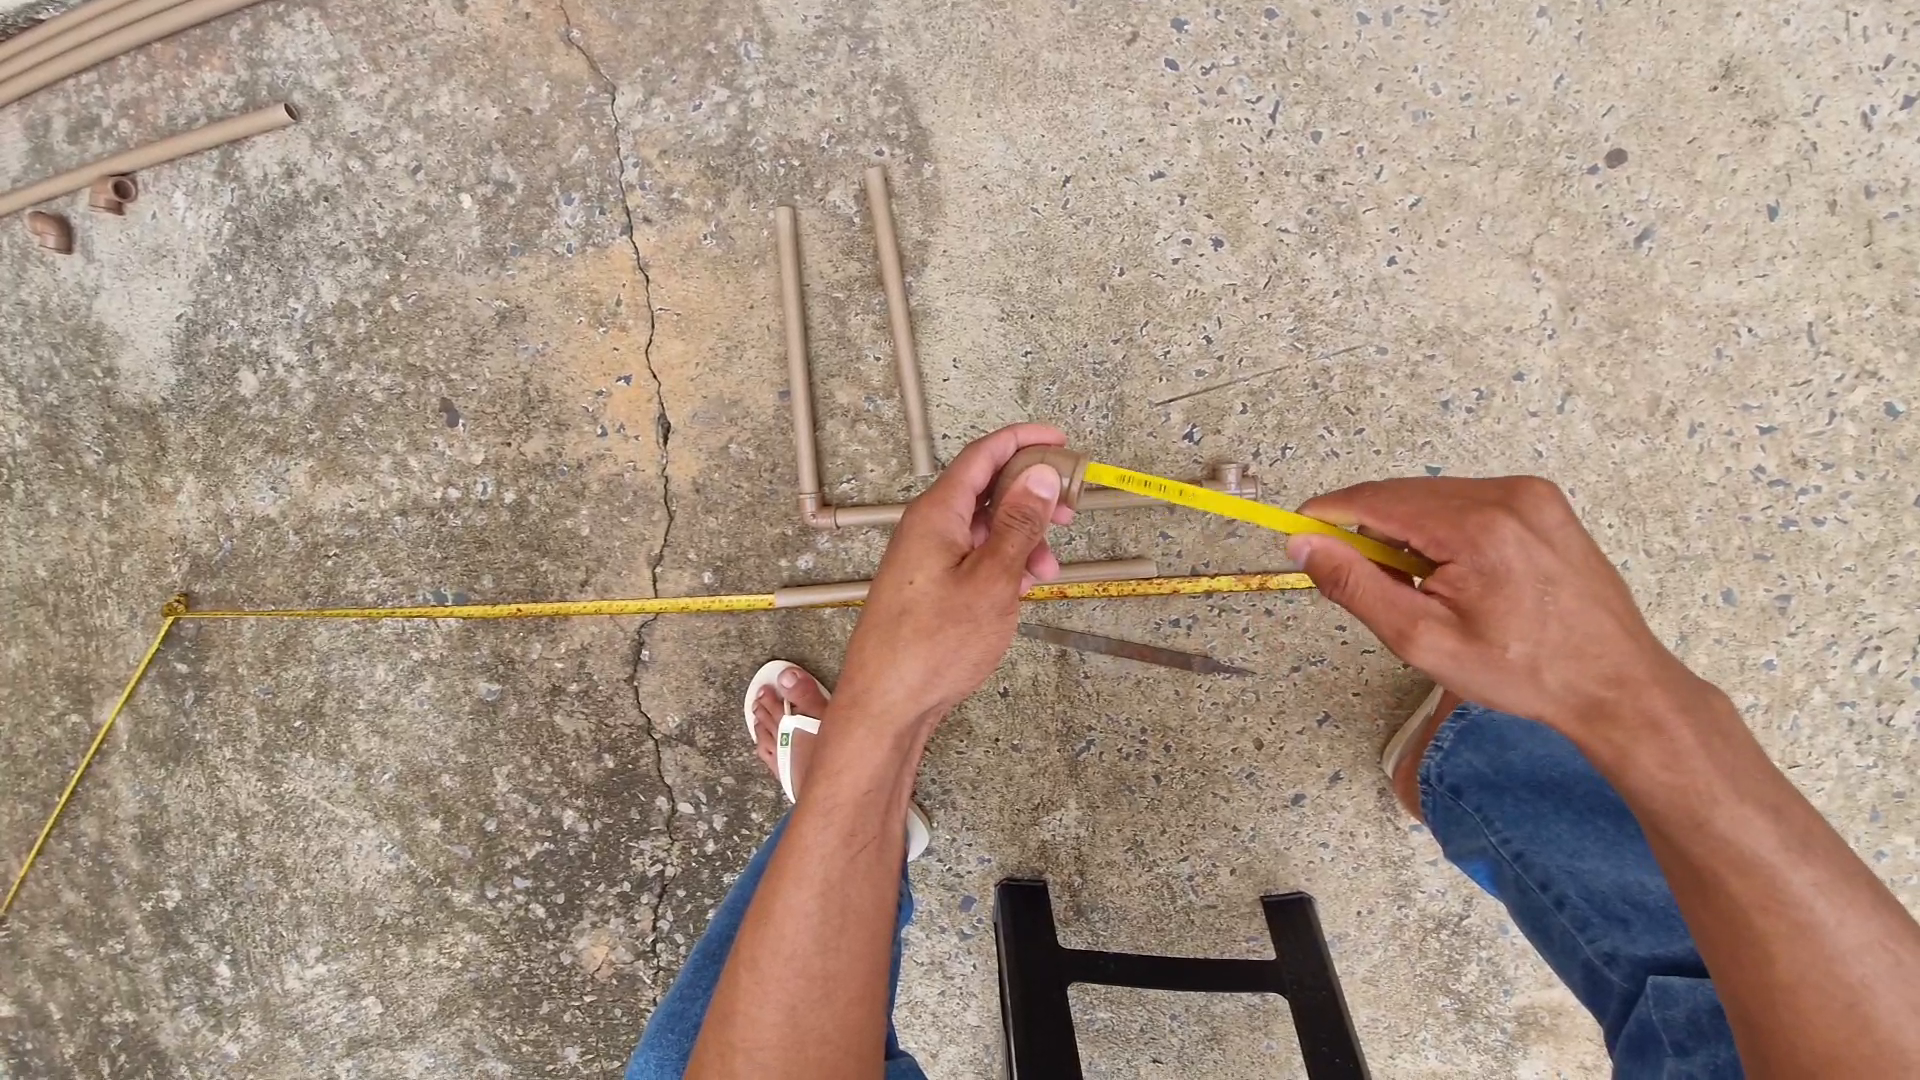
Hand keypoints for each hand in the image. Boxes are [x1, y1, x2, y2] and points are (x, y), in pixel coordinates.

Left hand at [832, 424, 1073, 725]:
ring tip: (1048, 567)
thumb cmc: (932, 646)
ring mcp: (927, 557)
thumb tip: (1040, 475)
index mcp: (937, 513)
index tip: (1059, 439)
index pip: (983, 455)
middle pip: (986, 489)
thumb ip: (1018, 525)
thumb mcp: (991, 580)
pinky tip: (1023, 586)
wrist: (887, 703)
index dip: (1023, 441)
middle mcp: (928, 527)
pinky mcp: (930, 585)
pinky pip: (973, 557)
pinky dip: (1003, 563)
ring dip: (1021, 537)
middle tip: (1069, 510)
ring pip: (984, 528)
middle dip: (1031, 495)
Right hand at [1286, 476, 1709, 747]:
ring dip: (1401, 531)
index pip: (1373, 500)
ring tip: (1414, 585)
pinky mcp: (1541, 503)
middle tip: (1362, 581)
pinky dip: (1435, 529)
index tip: (1295, 534)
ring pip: (1429, 498)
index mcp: (1475, 526)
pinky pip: (1461, 502)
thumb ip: (1354, 584)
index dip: (1326, 514)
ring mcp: (1529, 494)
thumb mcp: (1419, 639)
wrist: (1618, 684)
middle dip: (1365, 530)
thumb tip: (1302, 543)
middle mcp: (1505, 494)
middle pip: (1400, 495)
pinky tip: (1446, 571)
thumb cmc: (1518, 671)